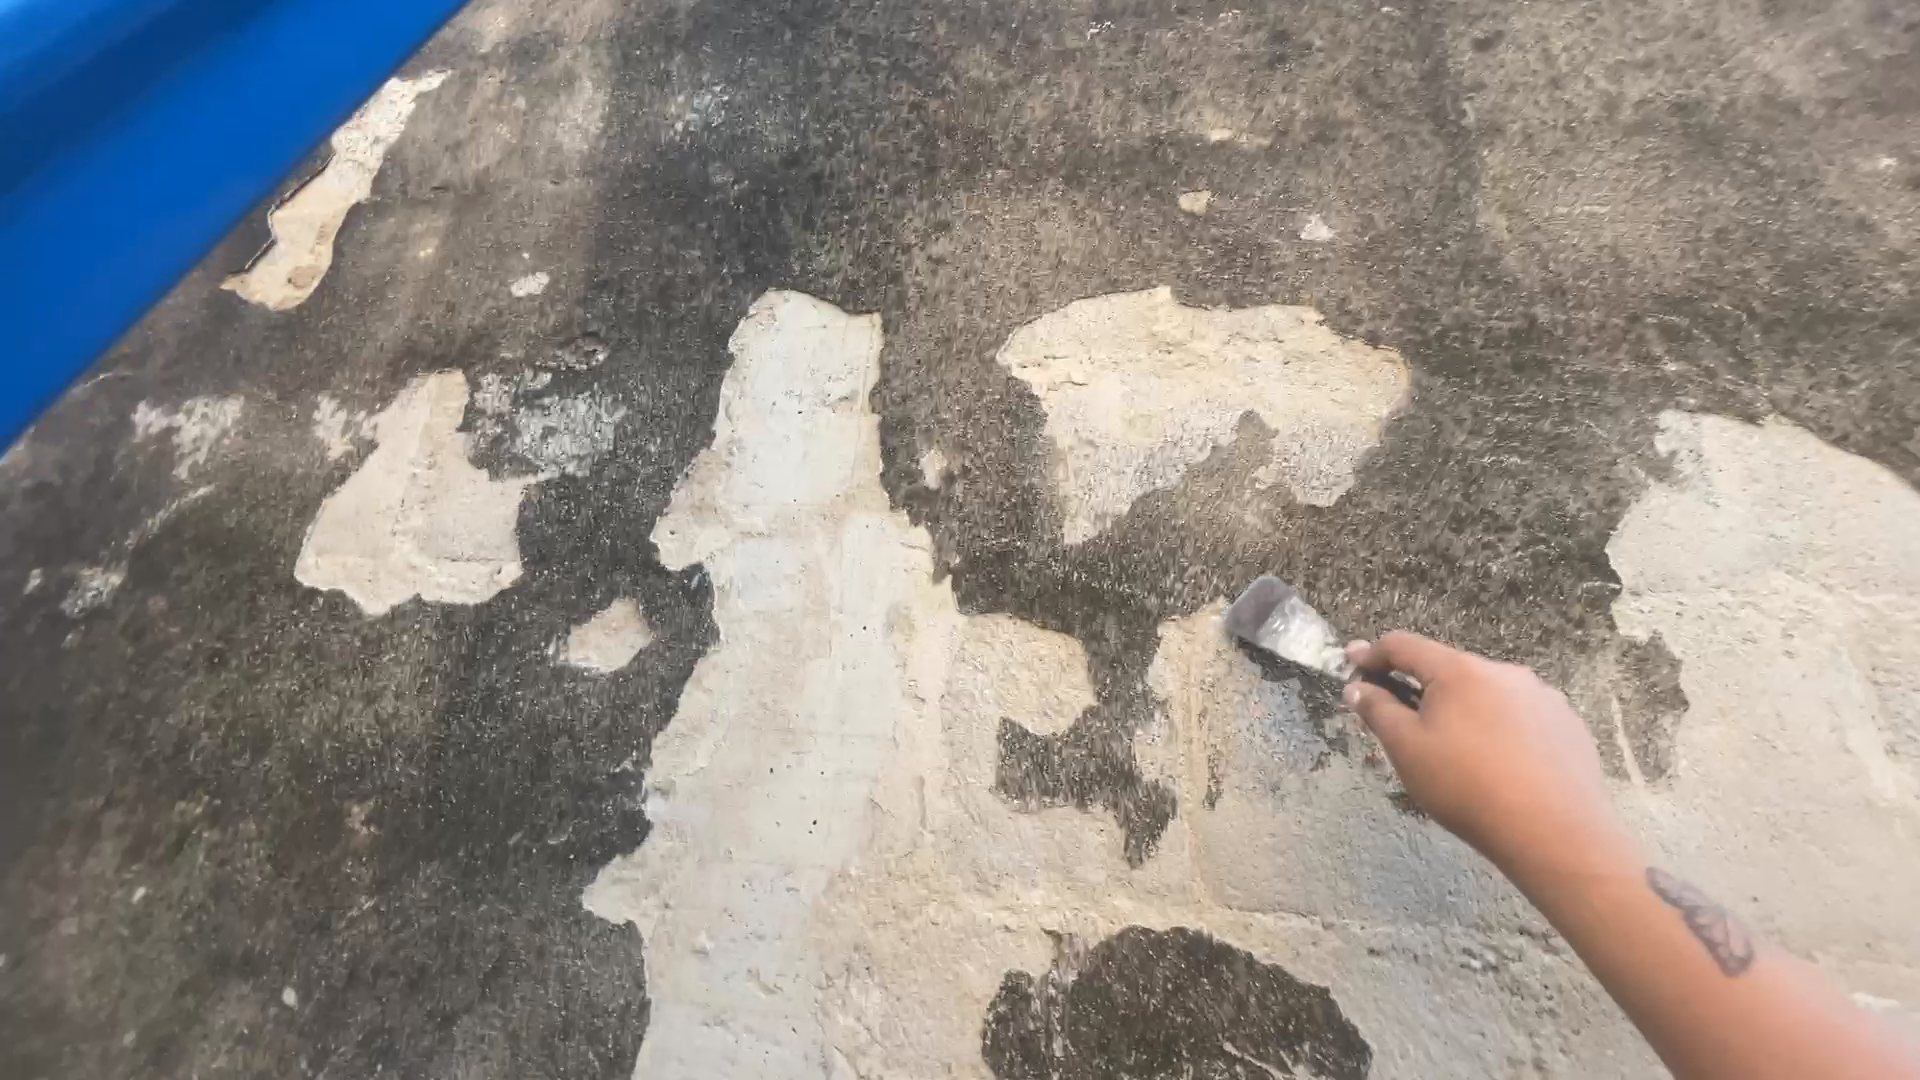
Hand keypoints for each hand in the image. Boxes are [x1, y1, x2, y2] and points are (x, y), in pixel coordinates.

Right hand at [1343, 633, 1635, 878]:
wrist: (1558, 836)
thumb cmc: (1467, 786)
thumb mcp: (1405, 747)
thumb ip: (1376, 709)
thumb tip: (1357, 688)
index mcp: (1459, 671)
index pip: (1403, 645)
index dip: (1371, 654)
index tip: (1353, 666)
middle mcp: (1503, 672)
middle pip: (1445, 667)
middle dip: (1417, 687)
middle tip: (1400, 719)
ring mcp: (1542, 697)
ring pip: (1483, 691)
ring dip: (1459, 706)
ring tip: (1452, 747)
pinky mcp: (1568, 725)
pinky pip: (1517, 713)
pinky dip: (1495, 725)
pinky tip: (1495, 761)